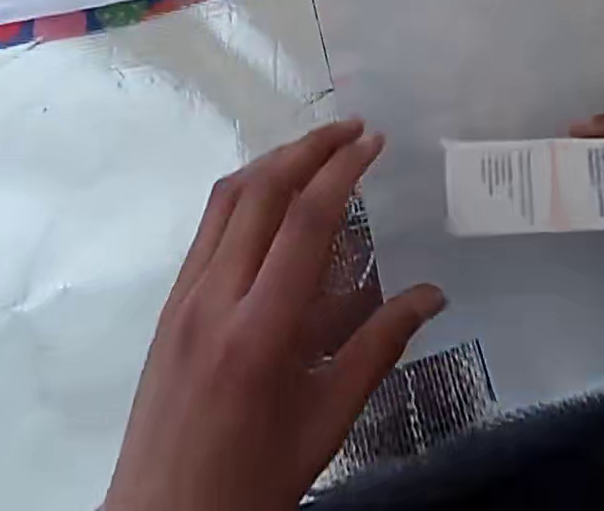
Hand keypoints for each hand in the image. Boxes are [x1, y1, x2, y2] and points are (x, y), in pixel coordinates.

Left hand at [105, 120, 446, 510]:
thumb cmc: (254, 479)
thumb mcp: (330, 417)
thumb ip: (383, 345)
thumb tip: (434, 294)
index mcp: (260, 329)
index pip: (307, 221)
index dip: (344, 169)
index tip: (374, 140)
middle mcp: (214, 297)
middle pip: (262, 190)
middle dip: (311, 146)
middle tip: (352, 128)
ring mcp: (183, 296)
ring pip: (227, 198)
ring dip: (275, 159)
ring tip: (318, 146)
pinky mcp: (169, 303)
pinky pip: (210, 225)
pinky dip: (247, 190)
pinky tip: (276, 194)